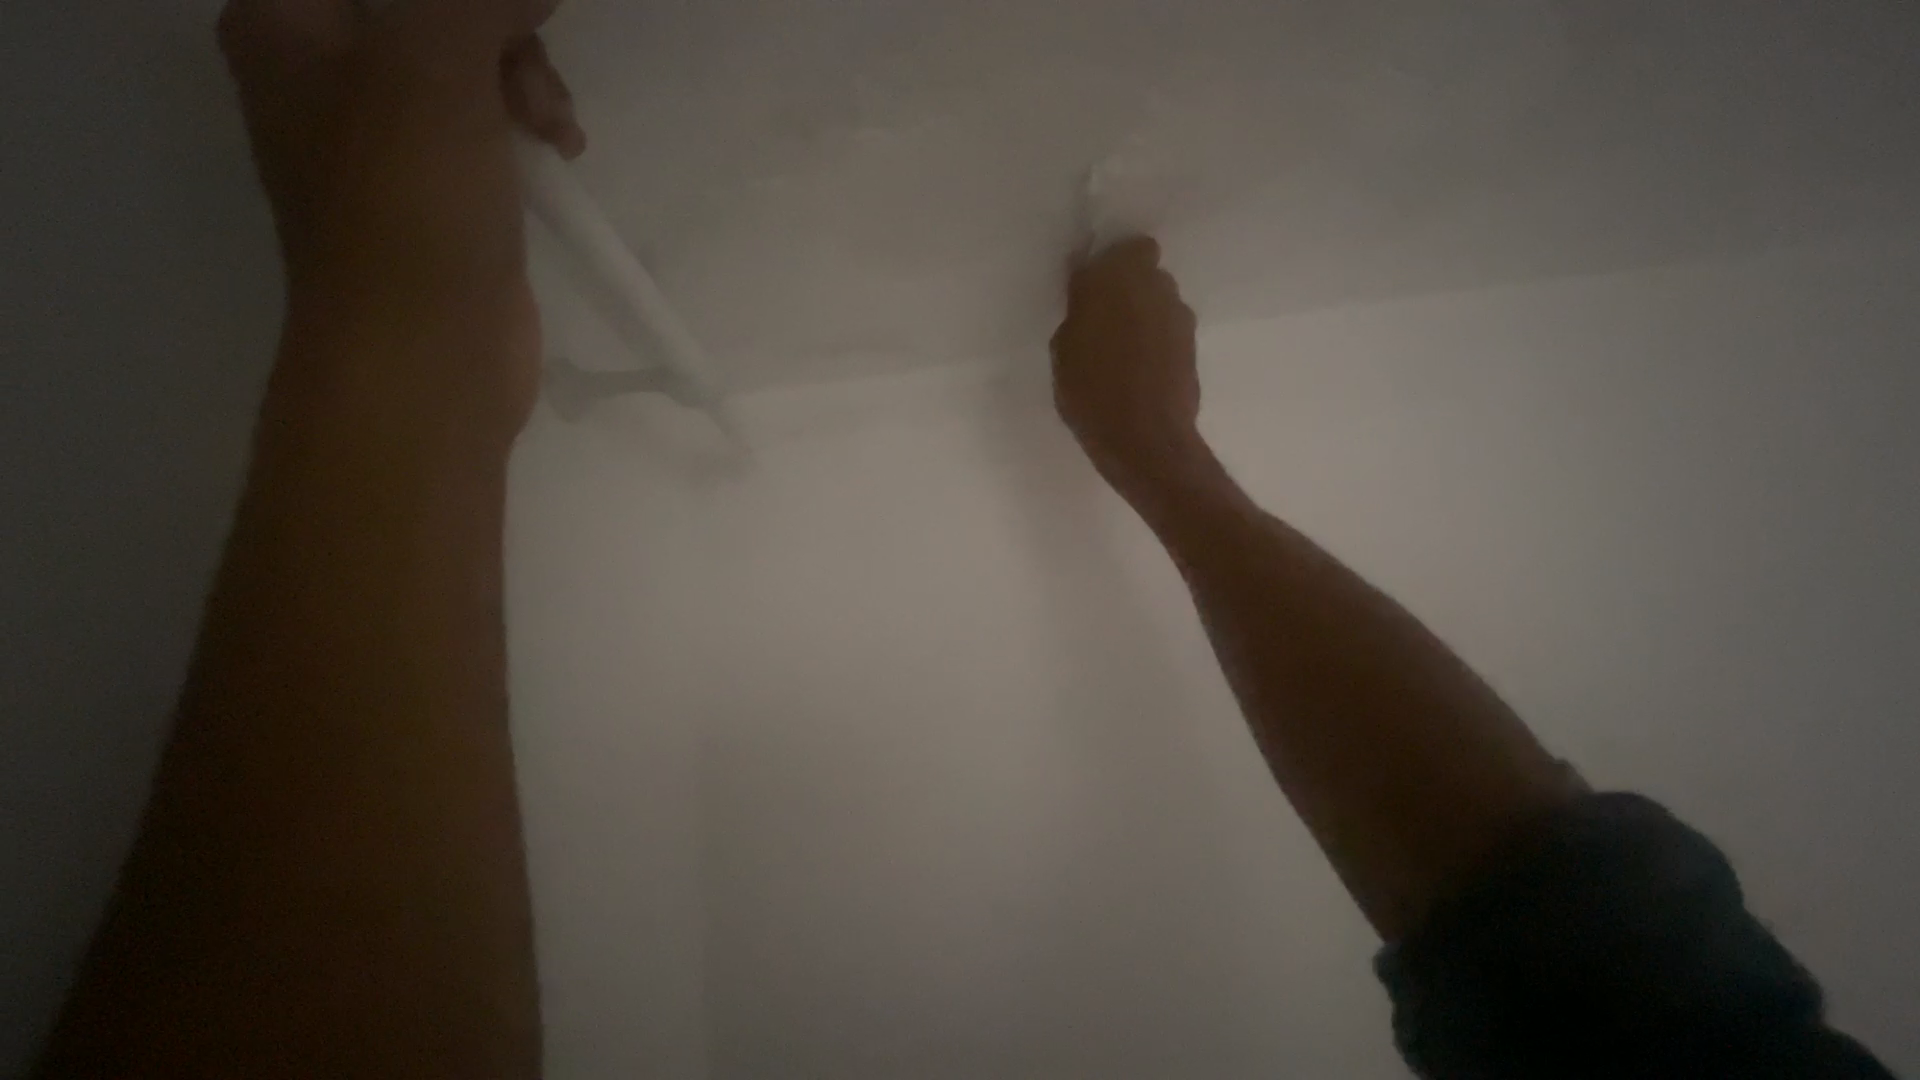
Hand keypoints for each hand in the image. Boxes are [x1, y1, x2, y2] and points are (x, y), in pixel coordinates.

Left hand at [219, 0, 586, 439]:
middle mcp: (327, 74)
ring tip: (558, 134)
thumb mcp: (434, 70)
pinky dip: (528, 128)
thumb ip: (476, 1)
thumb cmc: (412, 210)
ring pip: (469, 64)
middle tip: (534, 89)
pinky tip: (561, 154)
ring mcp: (388, 140)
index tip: (523, 16)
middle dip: (503, 32)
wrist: (428, 356)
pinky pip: (487, 125)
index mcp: (289, 25)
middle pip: (428, 8)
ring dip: (527, 82)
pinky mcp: (442, 193)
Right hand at [1051, 237, 1206, 494]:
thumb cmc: (1090, 393)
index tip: (1092, 290)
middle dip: (1128, 287)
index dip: (1110, 266)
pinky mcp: (1193, 345)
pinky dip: (1156, 342)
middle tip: (1104, 319)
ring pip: (1160, 300)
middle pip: (1146, 270)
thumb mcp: (1063, 352)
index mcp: (1115, 278)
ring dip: (1144, 314)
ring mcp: (1179, 315)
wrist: (1144, 438)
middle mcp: (1154, 286)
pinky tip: (1140, 370)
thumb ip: (1079, 315)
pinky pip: (1168, 331)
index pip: (1125, 248)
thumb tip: (1088, 299)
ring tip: (1122, 351)